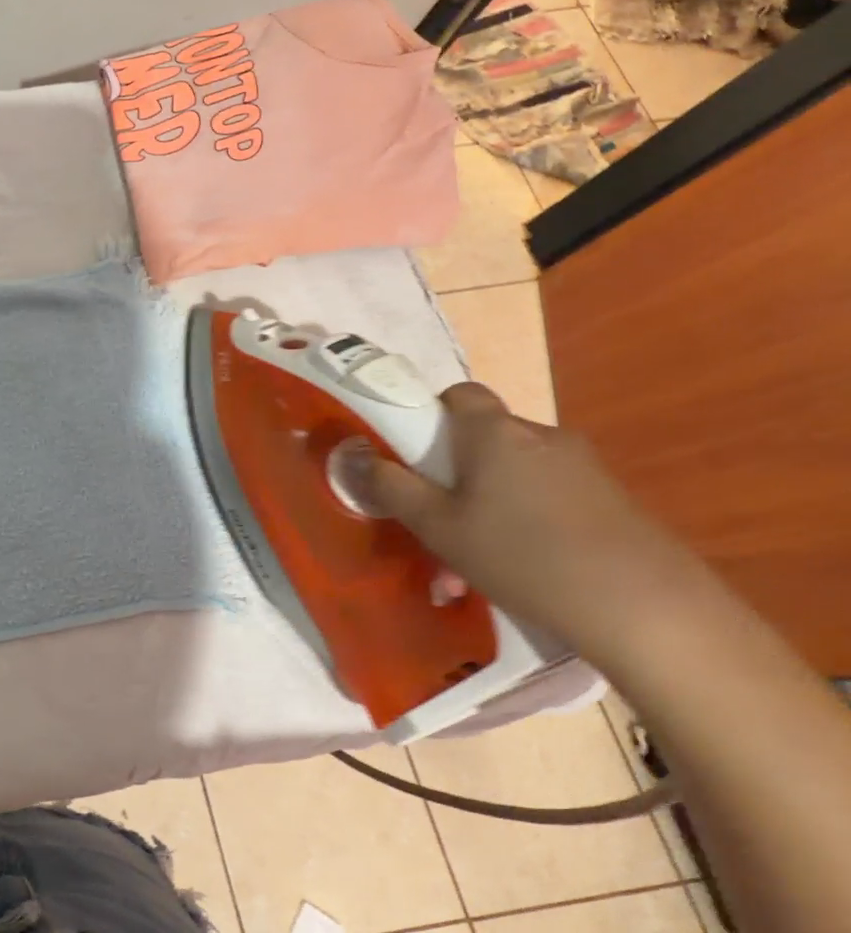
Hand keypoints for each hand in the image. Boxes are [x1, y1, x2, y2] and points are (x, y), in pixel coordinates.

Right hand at [345, 382, 706, 651]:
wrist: (642, 605)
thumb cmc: (520, 555)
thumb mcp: (437, 526)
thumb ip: (392, 487)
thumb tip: (357, 456)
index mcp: (494, 432)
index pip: (459, 394)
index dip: (430, 415)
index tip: (413, 455)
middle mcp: (541, 436)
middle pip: (485, 437)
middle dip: (456, 471)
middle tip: (436, 520)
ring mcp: (582, 467)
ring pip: (515, 472)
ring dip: (488, 502)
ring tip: (473, 559)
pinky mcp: (610, 499)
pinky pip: (548, 496)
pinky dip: (525, 519)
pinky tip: (521, 567)